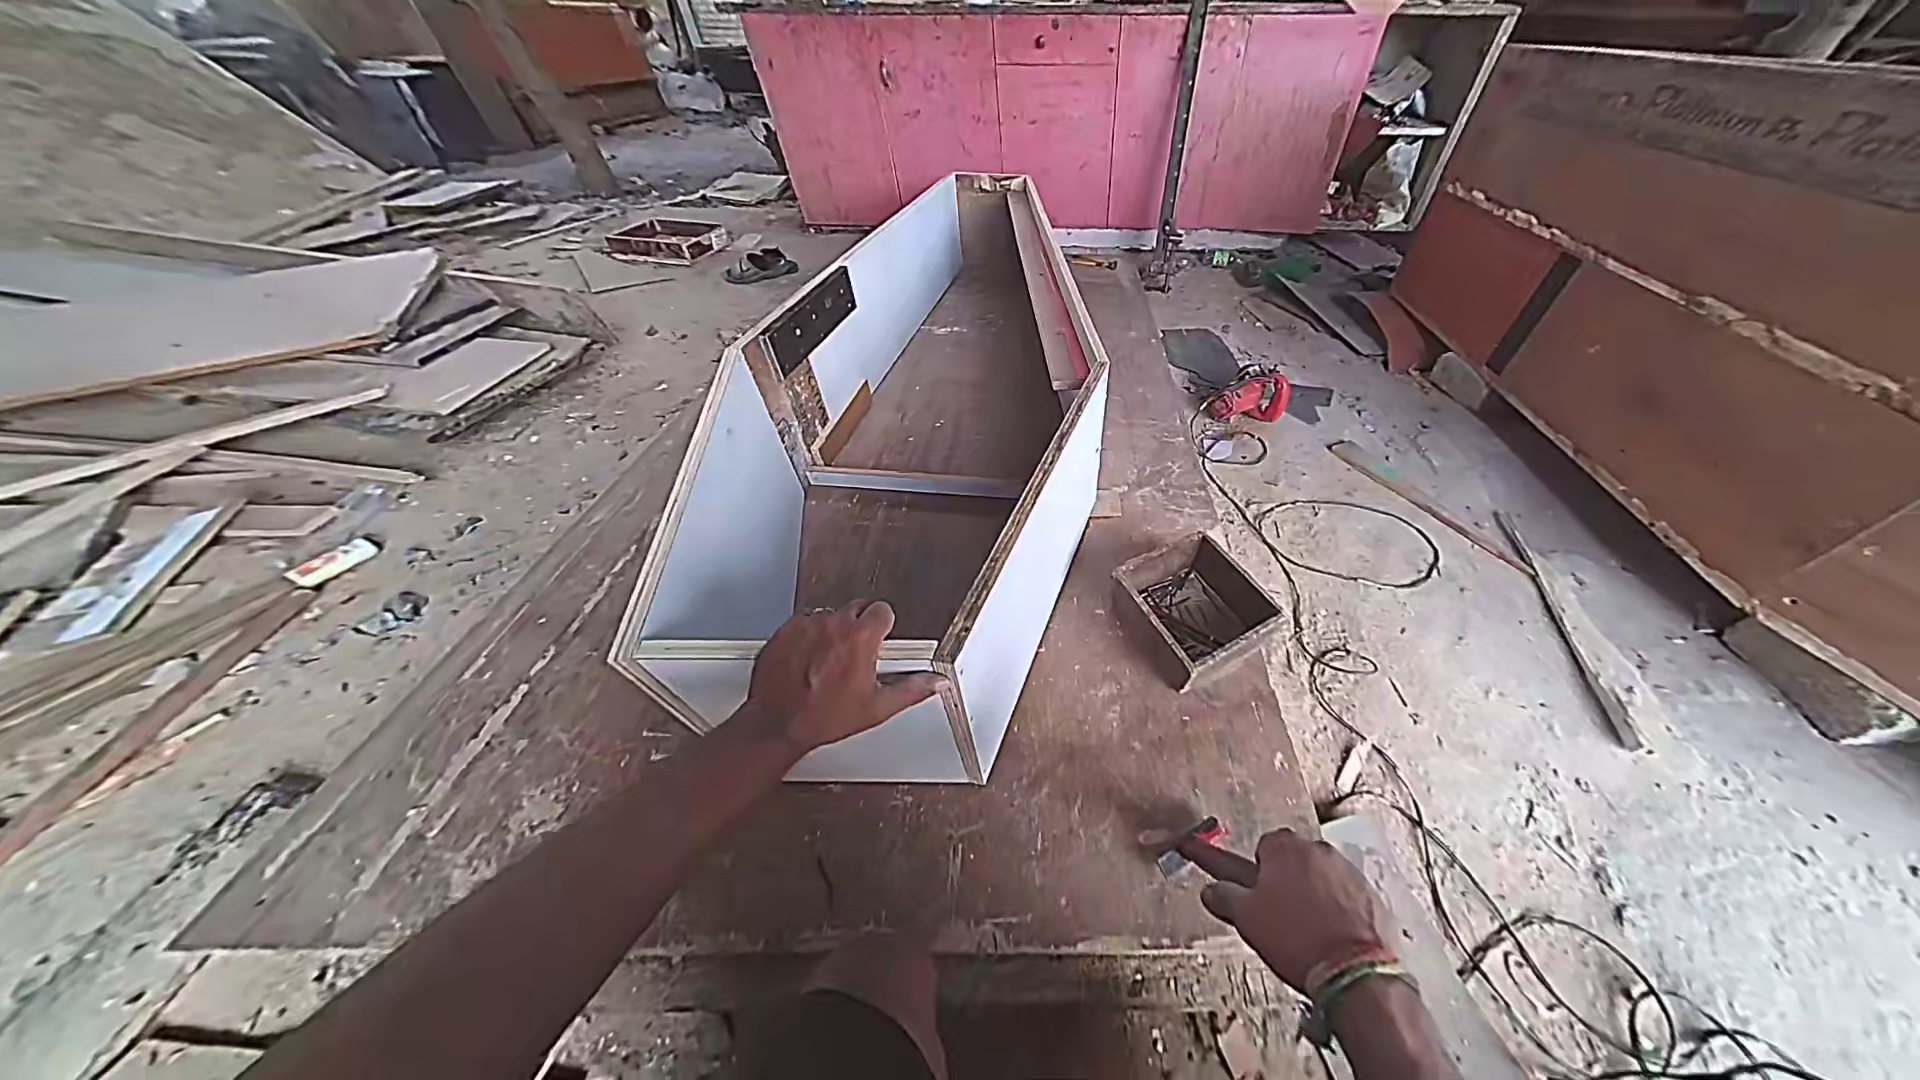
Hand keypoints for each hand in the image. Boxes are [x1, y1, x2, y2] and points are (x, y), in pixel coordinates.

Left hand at [747, 600, 946, 750]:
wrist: (777, 725)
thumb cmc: (822, 718)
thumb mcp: (876, 707)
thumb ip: (912, 689)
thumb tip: (933, 682)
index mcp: (860, 638)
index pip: (882, 610)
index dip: (884, 625)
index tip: (881, 637)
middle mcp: (833, 625)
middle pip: (857, 608)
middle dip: (861, 626)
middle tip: (857, 652)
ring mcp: (807, 626)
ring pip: (830, 615)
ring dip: (834, 631)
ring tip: (830, 660)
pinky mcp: (785, 630)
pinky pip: (804, 623)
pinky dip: (809, 636)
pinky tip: (809, 659)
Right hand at [1193, 828, 1387, 991]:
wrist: (1356, 975)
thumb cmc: (1299, 938)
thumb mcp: (1246, 917)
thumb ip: (1223, 896)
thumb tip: (1211, 890)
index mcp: (1284, 847)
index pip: (1263, 846)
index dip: (1258, 872)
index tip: (1256, 891)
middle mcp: (1317, 850)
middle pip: (1294, 860)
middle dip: (1286, 880)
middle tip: (1278, 912)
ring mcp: (1348, 872)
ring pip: (1321, 878)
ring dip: (1314, 894)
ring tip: (1307, 930)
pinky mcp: (1373, 897)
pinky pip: (1348, 897)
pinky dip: (1339, 910)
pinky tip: (1331, 936)